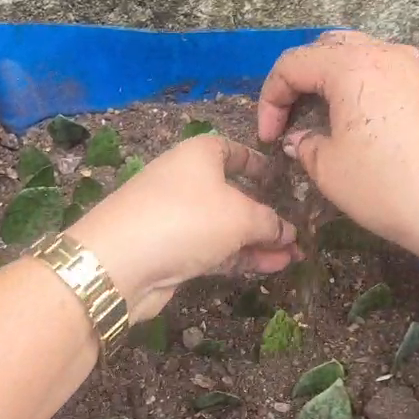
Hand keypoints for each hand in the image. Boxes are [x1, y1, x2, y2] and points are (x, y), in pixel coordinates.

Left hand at [64, 134, 298, 320]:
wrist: (120, 261)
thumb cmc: (186, 219)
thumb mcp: (240, 215)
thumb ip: (270, 222)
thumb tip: (288, 232)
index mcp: (199, 154)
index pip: (233, 150)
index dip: (258, 163)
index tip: (281, 179)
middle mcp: (185, 180)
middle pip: (232, 193)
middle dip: (266, 216)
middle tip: (298, 234)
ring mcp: (176, 217)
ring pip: (225, 227)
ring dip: (258, 242)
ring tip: (293, 258)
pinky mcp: (171, 250)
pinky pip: (213, 249)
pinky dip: (239, 256)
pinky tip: (269, 267)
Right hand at [258, 30, 418, 275]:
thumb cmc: (387, 186)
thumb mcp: (329, 170)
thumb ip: (305, 145)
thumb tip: (299, 138)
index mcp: (352, 65)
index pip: (294, 63)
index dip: (270, 98)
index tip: (266, 136)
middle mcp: (385, 53)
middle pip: (327, 48)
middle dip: (300, 81)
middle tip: (289, 120)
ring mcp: (415, 68)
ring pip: (359, 57)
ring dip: (330, 82)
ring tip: (319, 120)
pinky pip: (384, 74)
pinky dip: (359, 89)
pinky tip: (355, 125)